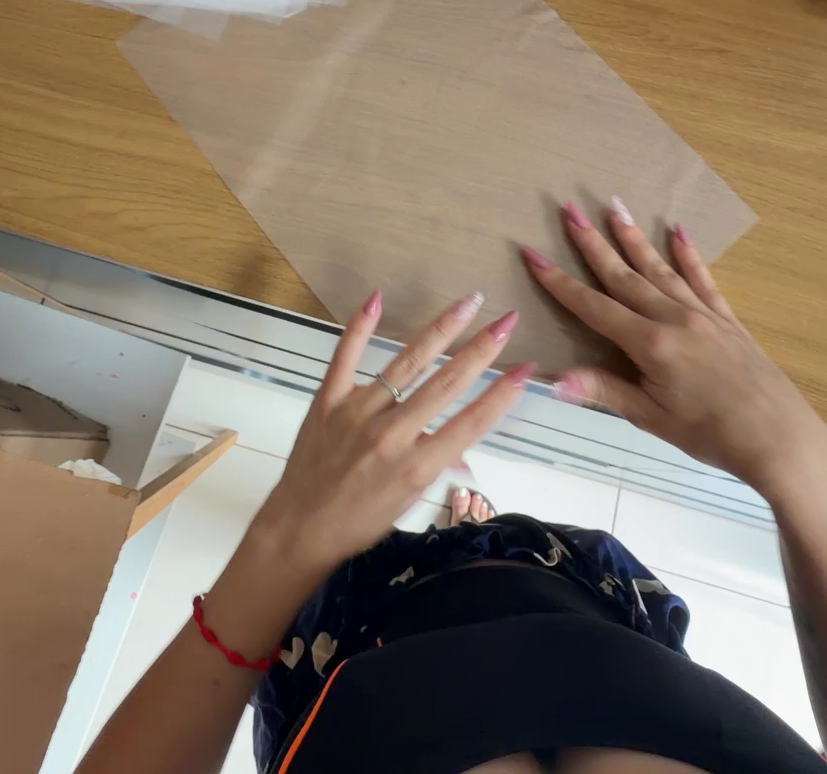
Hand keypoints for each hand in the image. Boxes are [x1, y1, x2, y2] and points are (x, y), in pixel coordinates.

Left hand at [250, 291, 532, 572]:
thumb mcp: (409, 502)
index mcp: (417, 466)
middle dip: (482, 349)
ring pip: (407, 363)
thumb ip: (435, 464)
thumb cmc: (359, 522)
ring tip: (468, 304)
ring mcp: (357, 412)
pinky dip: (360, 326)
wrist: (300, 528)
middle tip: (508, 321)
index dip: (502, 394)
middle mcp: (392, 434)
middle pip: (446, 384)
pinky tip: (377, 298)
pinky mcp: (328, 400)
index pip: (471, 422)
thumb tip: (460, 444)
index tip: (526, 368)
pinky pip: (346, 356)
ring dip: (442, 330)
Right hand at [523, 200, 826, 498]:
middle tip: (569, 210)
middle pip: (624, 275)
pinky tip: (678, 231)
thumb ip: (604, 391)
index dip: (559, 282)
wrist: (781, 440)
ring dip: (633, 238)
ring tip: (614, 208)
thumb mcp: (651, 417)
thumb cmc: (710, 434)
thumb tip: (553, 381)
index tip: (533, 254)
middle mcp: (674, 318)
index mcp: (650, 343)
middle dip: (592, 242)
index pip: (593, 306)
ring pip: (660, 268)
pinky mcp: (726, 320)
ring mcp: (703, 315)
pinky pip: (703, 279)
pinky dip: (689, 254)